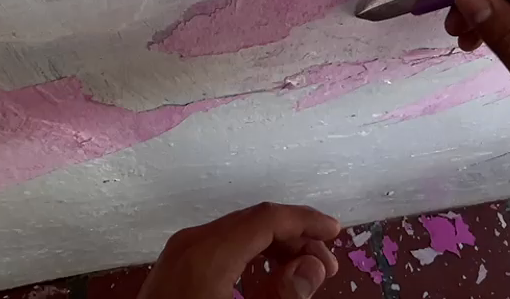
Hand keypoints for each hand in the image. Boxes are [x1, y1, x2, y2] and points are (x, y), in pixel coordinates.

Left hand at [139, 202, 341, 298]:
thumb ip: (285, 296)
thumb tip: (312, 265)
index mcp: (207, 251)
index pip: (266, 218)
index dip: (306, 221)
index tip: (335, 231)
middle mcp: (191, 242)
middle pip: (253, 221)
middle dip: (294, 236)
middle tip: (326, 264)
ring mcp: (179, 252)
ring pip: (238, 231)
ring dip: (274, 245)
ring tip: (304, 272)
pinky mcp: (175, 266)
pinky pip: (221, 244)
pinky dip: (250, 252)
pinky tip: (269, 273)